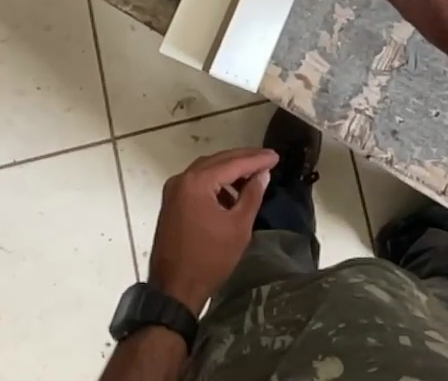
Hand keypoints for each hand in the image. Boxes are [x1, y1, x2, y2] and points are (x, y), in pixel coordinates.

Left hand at [148, 148, 277, 313]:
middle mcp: (181, 179)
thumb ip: (252, 195)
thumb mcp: (238, 228)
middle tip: (267, 160)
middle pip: (217, 161)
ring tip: (253, 177)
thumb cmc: (209, 260)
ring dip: (229, 171)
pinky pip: (197, 183)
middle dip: (243, 160)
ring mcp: (173, 190)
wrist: (174, 290)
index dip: (256, 159)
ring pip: (207, 170)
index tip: (275, 156)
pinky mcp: (171, 202)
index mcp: (196, 182)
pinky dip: (215, 184)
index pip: (232, 163)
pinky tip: (231, 196)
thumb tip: (262, 174)